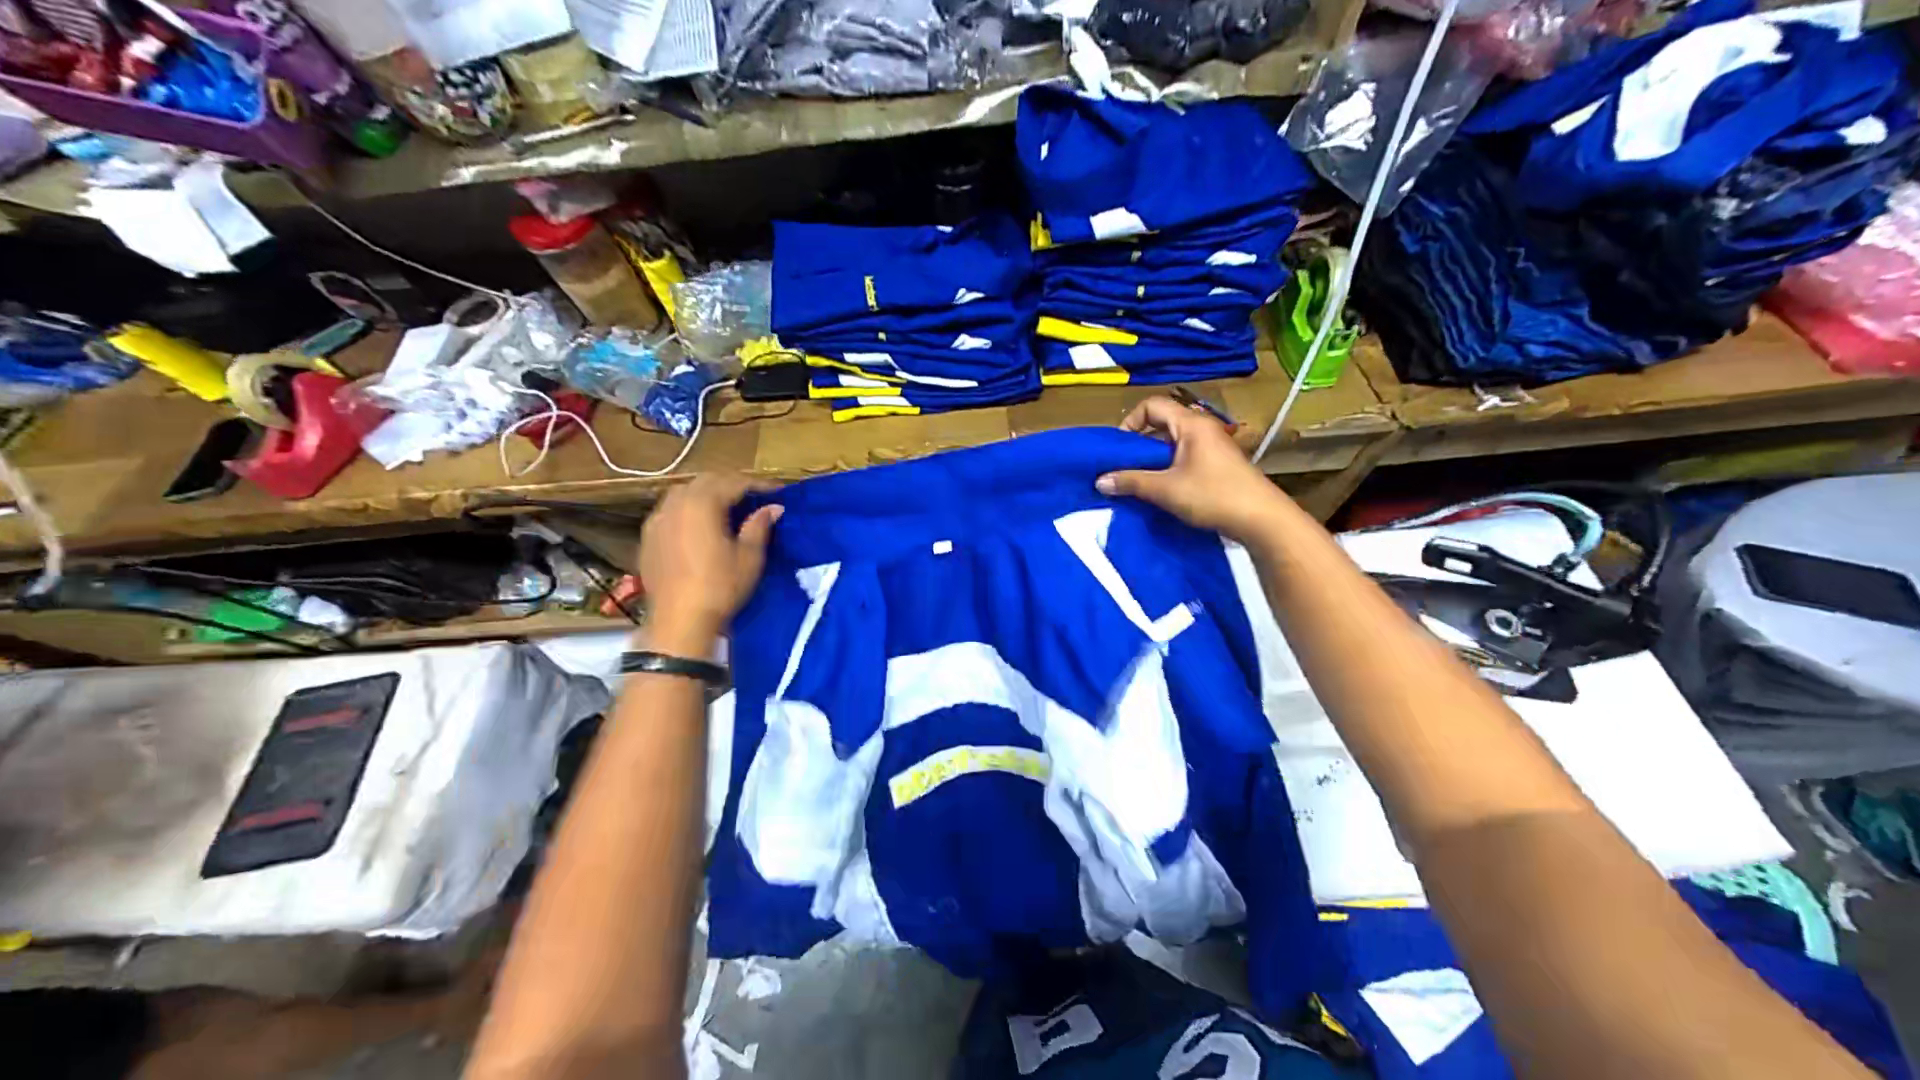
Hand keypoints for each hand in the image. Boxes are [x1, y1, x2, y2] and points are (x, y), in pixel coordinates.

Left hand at [638, 473, 782, 648]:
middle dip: (731, 484)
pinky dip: (687, 509)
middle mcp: (676, 503)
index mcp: (702, 503)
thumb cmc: (720, 587)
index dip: (758, 485)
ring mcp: (658, 519)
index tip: (777, 492)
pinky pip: (670, 510)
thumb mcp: (749, 558)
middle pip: (706, 481)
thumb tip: (773, 508)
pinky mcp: (648, 537)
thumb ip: (759, 527)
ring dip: (707, 493)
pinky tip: (697, 525)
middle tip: (753, 497)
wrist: (679, 622)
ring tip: (726, 507)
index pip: (734, 482)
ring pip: (684, 492)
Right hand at [1096, 396, 1295, 542]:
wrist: (1262, 519)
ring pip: (1172, 443)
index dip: (1130, 421)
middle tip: (1124, 466)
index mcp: (1190, 424)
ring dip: (1153, 459)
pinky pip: (1184, 457)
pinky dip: (1168, 468)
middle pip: (1161, 423)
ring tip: (1139, 481)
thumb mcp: (1165, 489)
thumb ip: (1131, 482)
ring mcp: (1212, 447)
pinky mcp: (1217, 465)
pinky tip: (1161, 490)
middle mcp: (1202, 428)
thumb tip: (1099, 481)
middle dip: (1139, 443)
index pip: (1152, 405)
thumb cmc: (1213, 495)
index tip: (1120, 448)